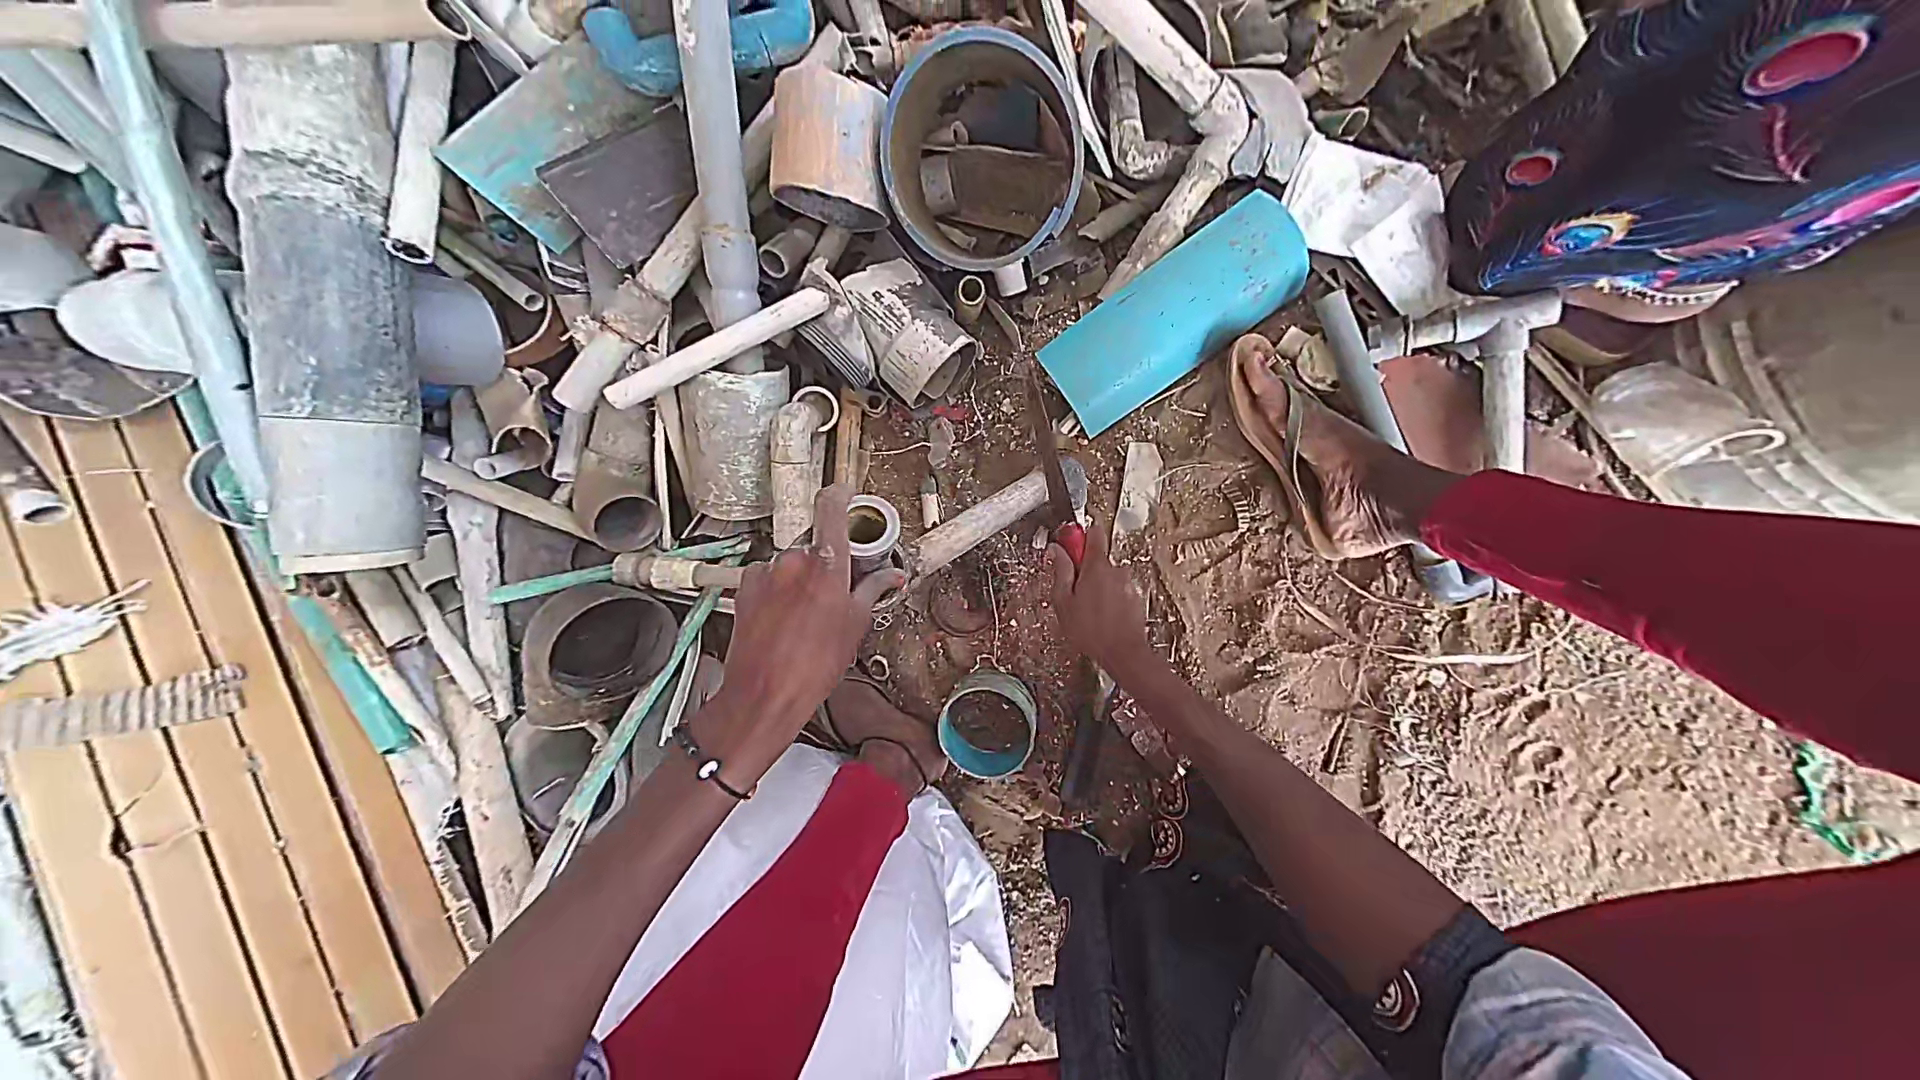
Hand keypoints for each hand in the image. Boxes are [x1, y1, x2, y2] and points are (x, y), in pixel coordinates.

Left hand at [703, 485, 903, 771]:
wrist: (764, 693)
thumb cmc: (811, 666)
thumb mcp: (855, 625)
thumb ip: (872, 589)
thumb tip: (890, 577)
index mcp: (826, 565)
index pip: (831, 507)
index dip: (841, 495)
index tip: (846, 495)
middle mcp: (793, 561)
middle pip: (815, 542)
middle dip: (828, 559)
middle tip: (837, 589)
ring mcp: (766, 573)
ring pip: (792, 561)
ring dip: (802, 577)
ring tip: (809, 614)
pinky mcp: (746, 587)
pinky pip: (770, 576)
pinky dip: (780, 588)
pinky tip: (786, 618)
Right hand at [1045, 527, 1150, 670]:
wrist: (1123, 653)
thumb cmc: (1091, 630)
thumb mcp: (1063, 600)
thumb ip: (1060, 570)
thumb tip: (1056, 550)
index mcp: (1097, 566)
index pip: (1092, 533)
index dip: (1078, 537)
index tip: (1067, 547)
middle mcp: (1116, 570)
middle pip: (1097, 558)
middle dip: (1083, 570)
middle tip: (1072, 591)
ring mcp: (1127, 584)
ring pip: (1106, 577)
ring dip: (1096, 587)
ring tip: (1086, 609)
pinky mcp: (1134, 598)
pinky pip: (1116, 590)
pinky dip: (1108, 599)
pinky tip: (1100, 616)